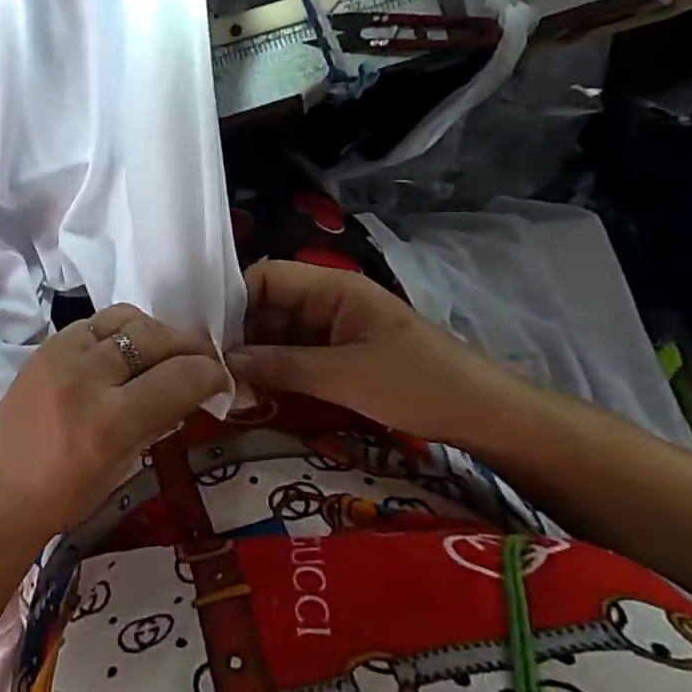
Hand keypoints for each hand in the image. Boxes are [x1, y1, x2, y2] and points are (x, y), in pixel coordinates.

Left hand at [0, 305, 230, 547]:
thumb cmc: (64, 497)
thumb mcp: (124, 466)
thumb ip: (160, 422)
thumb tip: (193, 390)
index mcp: (109, 422)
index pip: (180, 377)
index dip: (212, 375)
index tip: (222, 381)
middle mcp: (86, 378)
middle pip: (157, 339)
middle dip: (191, 348)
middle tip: (203, 361)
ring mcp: (61, 355)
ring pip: (127, 318)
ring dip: (156, 331)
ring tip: (166, 351)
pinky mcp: (45, 346)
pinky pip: (95, 322)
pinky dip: (121, 330)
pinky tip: (127, 350)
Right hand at [225, 259, 537, 443]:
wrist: (483, 414)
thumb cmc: (417, 383)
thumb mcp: (344, 376)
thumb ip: (281, 366)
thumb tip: (225, 364)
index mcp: (333, 288)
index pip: (266, 277)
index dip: (234, 300)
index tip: (207, 336)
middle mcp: (328, 301)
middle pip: (268, 305)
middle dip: (240, 334)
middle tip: (211, 368)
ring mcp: (334, 328)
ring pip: (278, 333)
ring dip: (256, 356)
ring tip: (228, 384)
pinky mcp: (340, 354)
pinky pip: (296, 354)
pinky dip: (276, 370)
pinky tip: (257, 391)